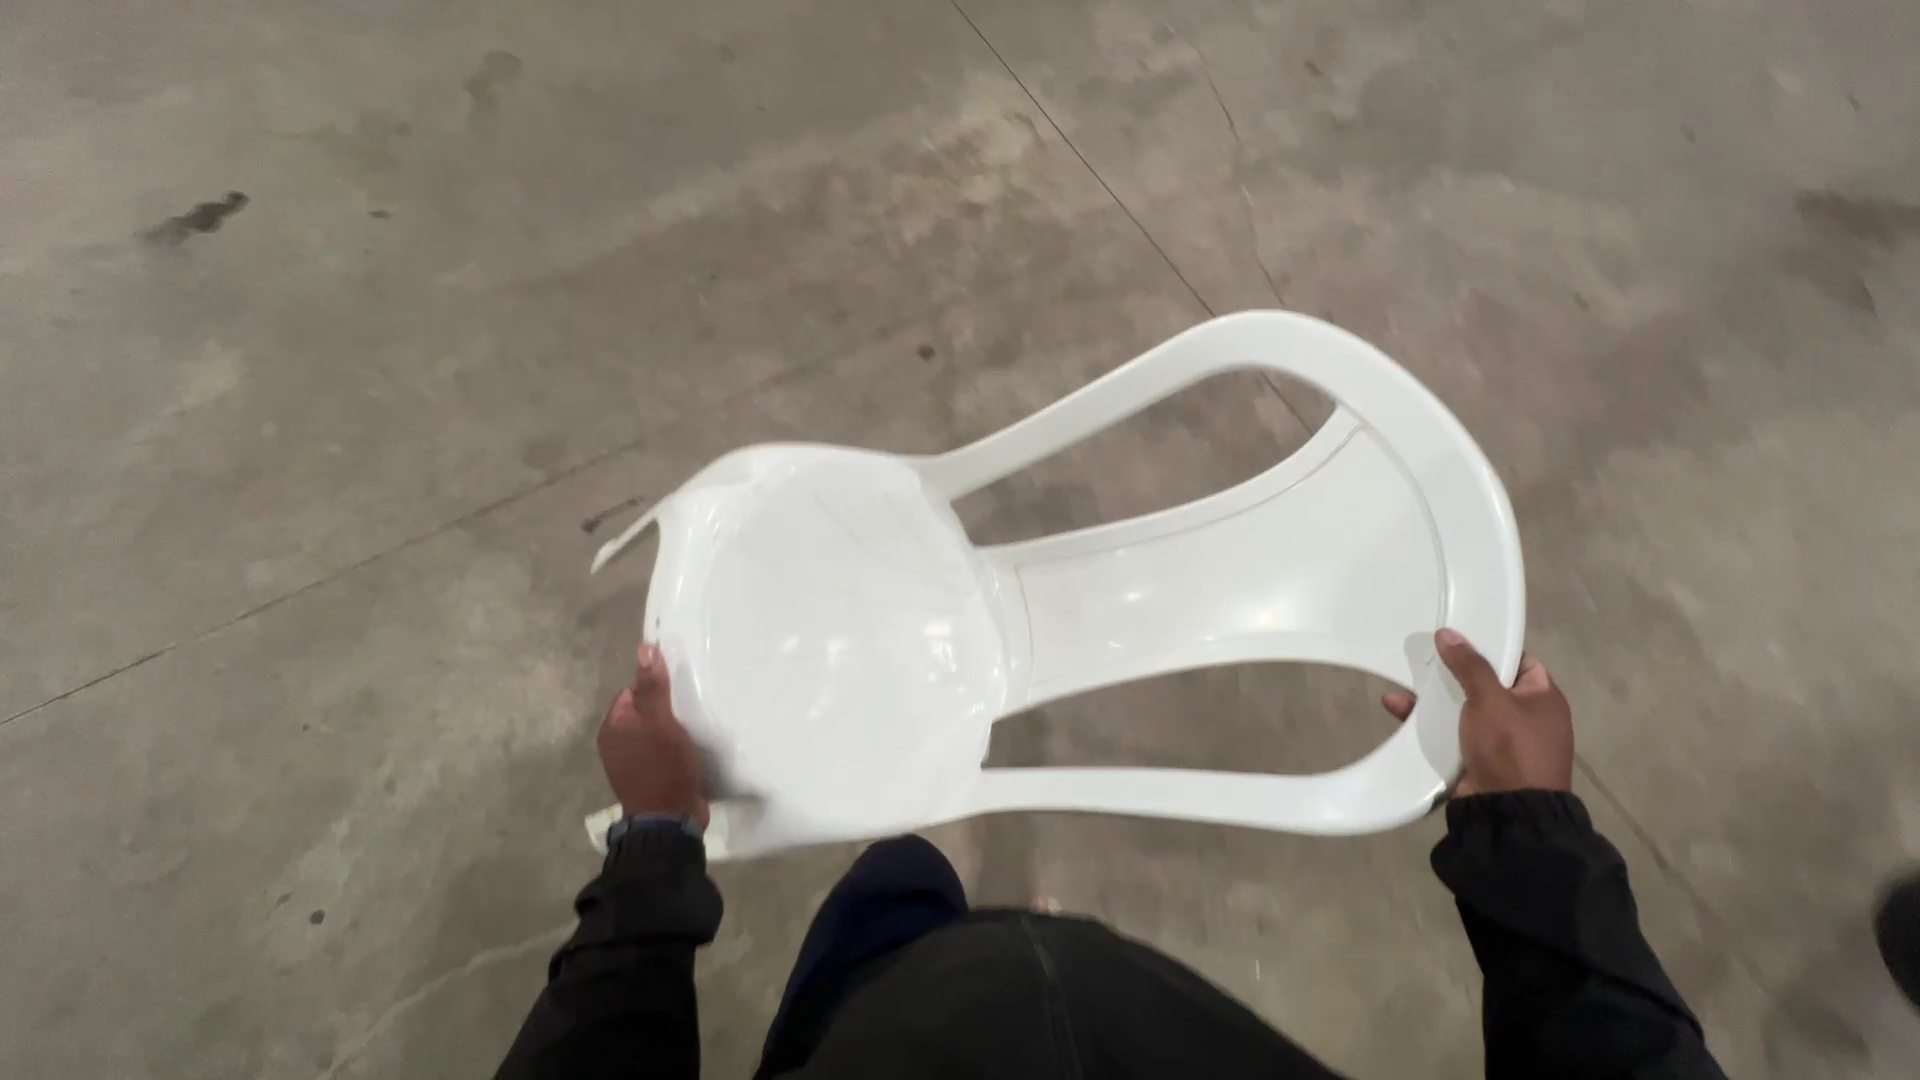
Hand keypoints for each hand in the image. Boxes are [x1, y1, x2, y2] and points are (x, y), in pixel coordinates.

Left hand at [598, 643, 709, 825]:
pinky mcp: (652, 777)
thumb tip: (644, 647)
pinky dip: (677, 747)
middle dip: (667, 708)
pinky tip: (693, 747)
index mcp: (613, 728)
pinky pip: (664, 751)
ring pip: (656, 732)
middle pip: (645, 712)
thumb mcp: (661, 723)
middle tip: (692, 707)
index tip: (679, 690)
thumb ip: (652, 687)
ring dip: (674, 729)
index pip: (632, 692)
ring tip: (696, 726)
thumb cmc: (662, 767)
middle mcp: (617, 744)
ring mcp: (633, 764)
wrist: (670, 820)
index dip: (655, 688)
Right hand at [1381, 628, 1573, 796]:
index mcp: (1543, 699)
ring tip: (1403, 679)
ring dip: (1432, 696)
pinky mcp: (1474, 755)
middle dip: (1452, 672)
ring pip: (1461, 707)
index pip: (1521, 662)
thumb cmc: (1511, 746)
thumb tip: (1448, 633)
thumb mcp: (1491, 699)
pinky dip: (1424, 720)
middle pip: (1485, 684)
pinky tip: (1395, 706)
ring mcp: (1499, 739)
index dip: (1493, 649)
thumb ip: (1470, 666)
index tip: (1460, 638)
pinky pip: (1447, 730)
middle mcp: (1525, 717)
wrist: (1507, 807)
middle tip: (1425, 655)